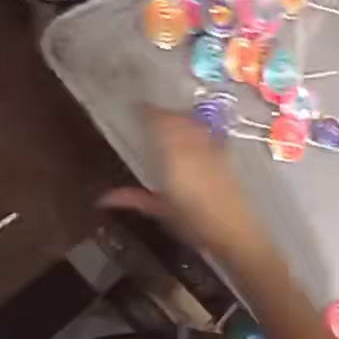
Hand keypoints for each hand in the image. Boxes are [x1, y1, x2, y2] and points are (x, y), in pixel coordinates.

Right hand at [100, 109, 268, 259]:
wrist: (234, 230)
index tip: (135, 108)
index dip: (146, 112)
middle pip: (177, 119)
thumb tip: (104, 198)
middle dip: (164, 113)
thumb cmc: (194, 223)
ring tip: (172, 117)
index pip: (158, 123)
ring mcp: (212, 150)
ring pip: (194, 123)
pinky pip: (210, 133)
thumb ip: (135, 198)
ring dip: (181, 117)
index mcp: (173, 157)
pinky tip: (197, 131)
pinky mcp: (226, 157)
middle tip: (151, 112)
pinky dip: (199, 128)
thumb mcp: (162, 211)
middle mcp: (192, 147)